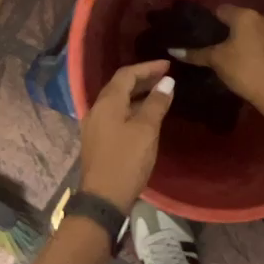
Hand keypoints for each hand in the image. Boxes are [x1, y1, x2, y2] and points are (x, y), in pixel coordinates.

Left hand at [79, 60, 176, 207]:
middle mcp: (97, 109)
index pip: (126, 74)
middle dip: (142, 79)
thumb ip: (156, 103)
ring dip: (137, 95)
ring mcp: (95, 126)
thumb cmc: (126, 161)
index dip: (147, 67)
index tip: (168, 65)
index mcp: (107, 103)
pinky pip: (115, 115)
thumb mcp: (146, 130)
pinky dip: (131, 108)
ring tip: (159, 94)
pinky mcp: (97, 140)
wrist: (103, 199)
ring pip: (117, 101)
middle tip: (165, 77)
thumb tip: (167, 82)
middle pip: (119, 86)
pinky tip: (145, 116)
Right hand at [175, 5, 263, 101]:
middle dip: (228, 31)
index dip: (210, 21)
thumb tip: (172, 50)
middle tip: (215, 47)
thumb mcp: (216, 60)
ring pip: (255, 32)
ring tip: (232, 57)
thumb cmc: (243, 69)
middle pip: (240, 20)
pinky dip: (257, 50)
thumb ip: (195, 54)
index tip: (203, 35)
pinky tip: (250, 64)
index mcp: (246, 16)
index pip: (222, 10)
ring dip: (245, 40)